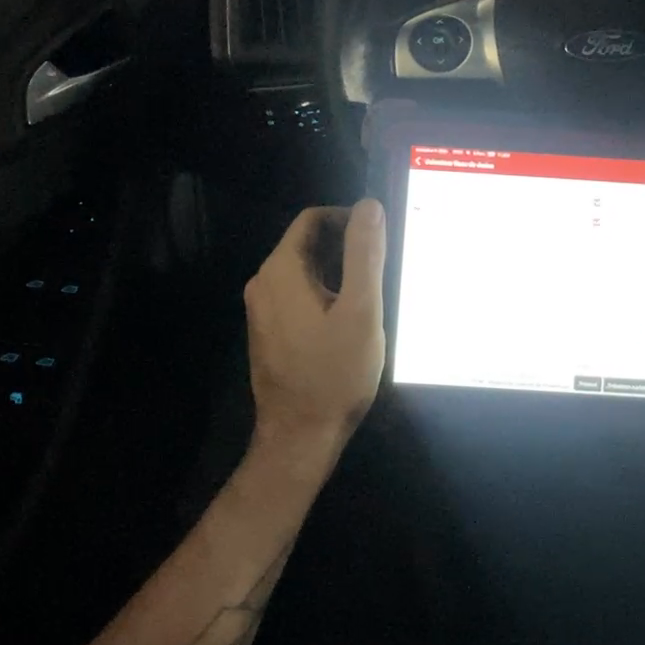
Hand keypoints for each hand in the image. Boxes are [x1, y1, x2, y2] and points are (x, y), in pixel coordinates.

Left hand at [245, 200, 386, 455]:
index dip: (346, 218)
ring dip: (337, 273)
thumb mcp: (360, 311)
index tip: (378, 238)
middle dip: (345, 248)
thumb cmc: (334, 374)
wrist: (299, 439)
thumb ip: (364, 255)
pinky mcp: (269, 331)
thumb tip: (368, 205)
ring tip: (370, 296)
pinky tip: (348, 321)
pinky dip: (324, 294)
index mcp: (280, 271)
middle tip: (381, 271)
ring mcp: (263, 310)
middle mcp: (263, 283)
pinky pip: (298, 295)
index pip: (311, 219)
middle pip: (306, 243)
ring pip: (304, 271)